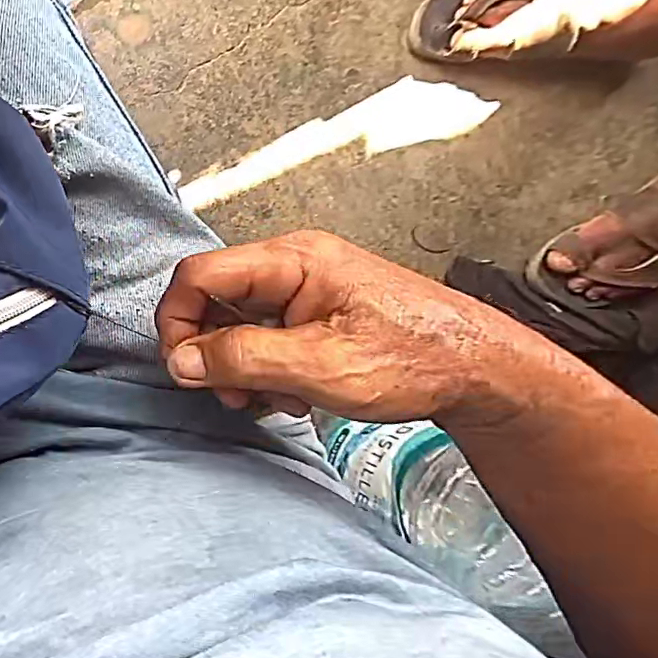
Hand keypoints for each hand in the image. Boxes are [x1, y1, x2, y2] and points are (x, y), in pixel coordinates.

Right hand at [154, 232, 555, 427]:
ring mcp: (301, 286)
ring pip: (234, 320)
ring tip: (274, 397)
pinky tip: (293, 391)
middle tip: (234, 392)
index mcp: (291, 260)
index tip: (185, 366)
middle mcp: (291, 263)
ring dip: (239, 365)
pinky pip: (261, 331)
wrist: (480, 370)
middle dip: (211, 351)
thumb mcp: (322, 366)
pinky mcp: (311, 308)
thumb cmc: (418, 359)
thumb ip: (243, 358)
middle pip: (212, 298)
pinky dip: (263, 365)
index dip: (178, 320)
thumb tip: (180, 359)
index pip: (198, 274)